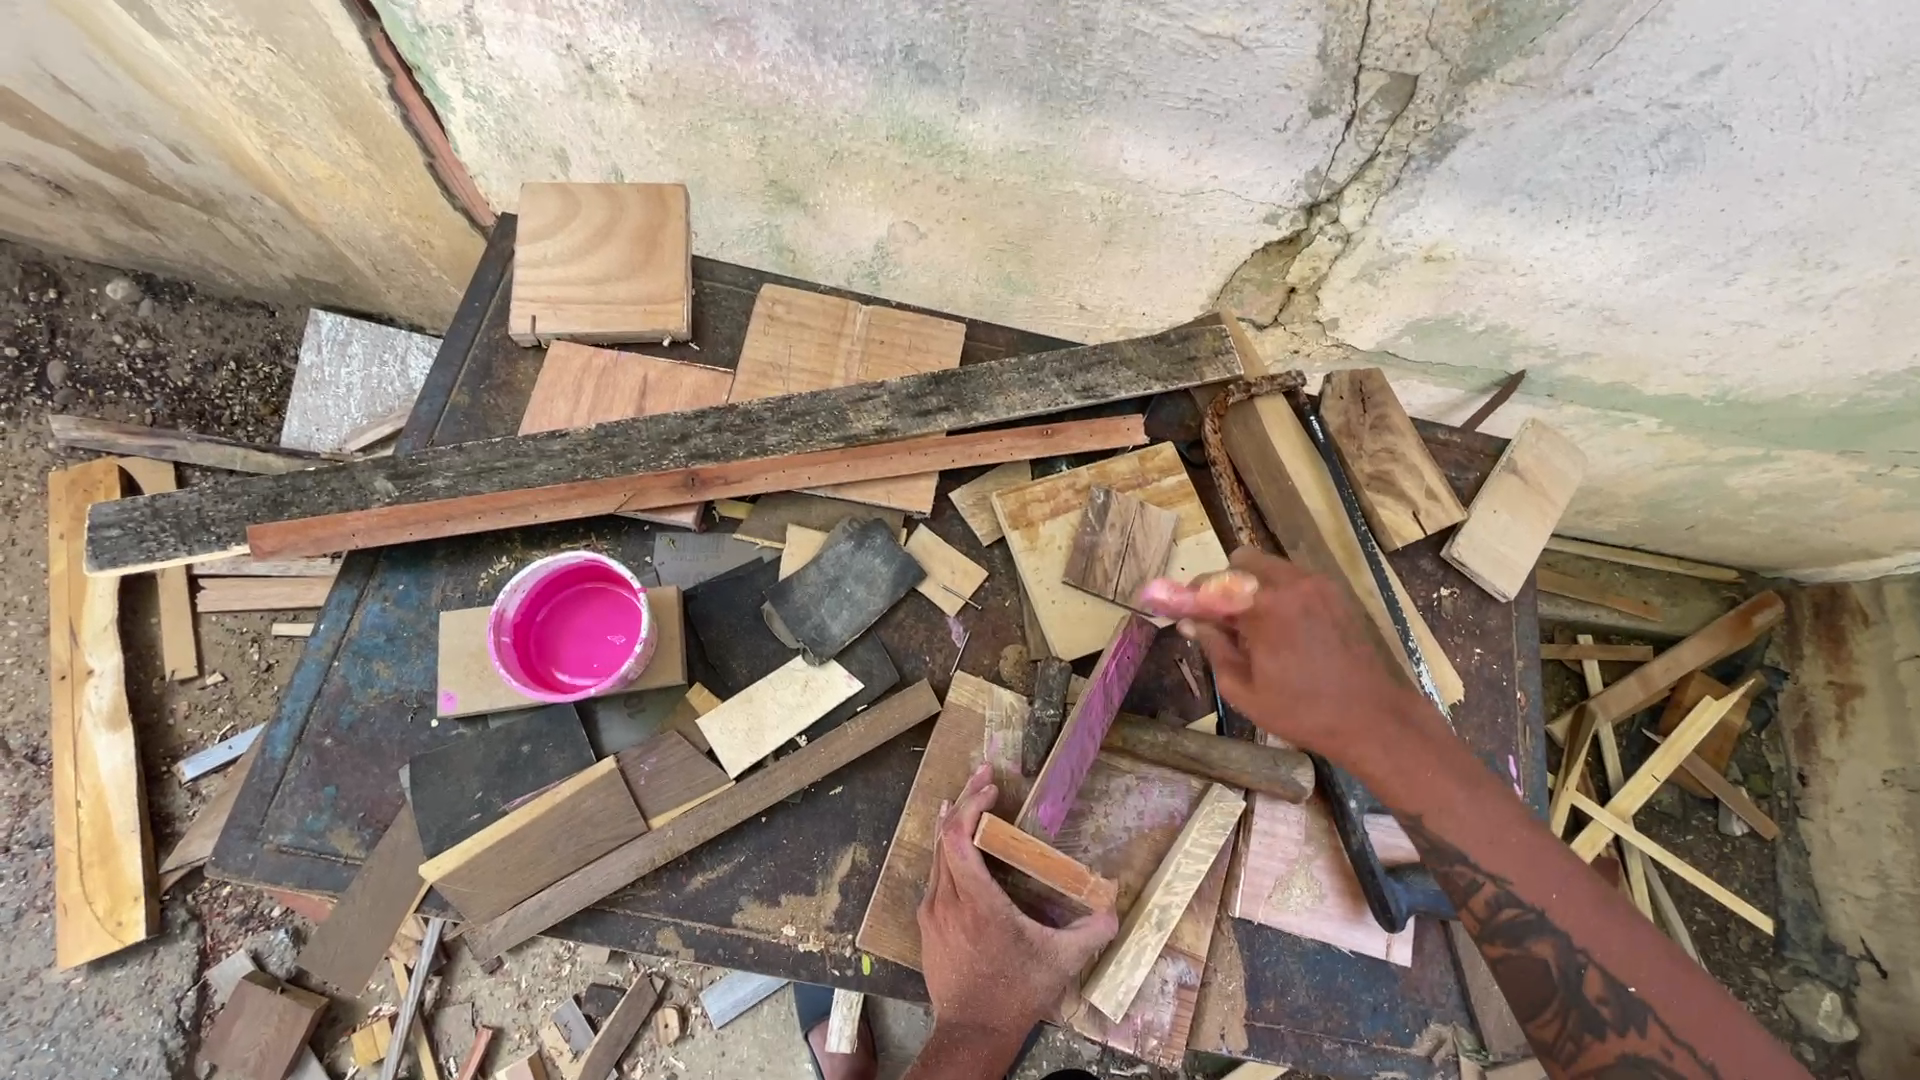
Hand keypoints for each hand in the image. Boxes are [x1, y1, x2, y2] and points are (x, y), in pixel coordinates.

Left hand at [916, 764, 1117, 1036]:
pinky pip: (933, 872)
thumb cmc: (1015, 993)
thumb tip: (1116, 915)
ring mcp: (932, 910)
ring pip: (936, 852)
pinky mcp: (927, 922)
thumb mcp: (1058, 964)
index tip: (991, 786)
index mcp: (977, 902)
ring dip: (953, 821)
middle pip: (945, 835)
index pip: (958, 838)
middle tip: (984, 774)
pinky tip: (954, 841)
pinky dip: (945, 847)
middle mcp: (947, 900)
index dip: (971, 805)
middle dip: (965, 800)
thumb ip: (1088, 935)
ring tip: (967, 796)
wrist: (971, 1032)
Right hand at [1138, 546, 1430, 758]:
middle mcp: (1291, 584)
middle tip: (1220, 622)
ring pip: (1268, 567)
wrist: (1374, 719)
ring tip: (1252, 631)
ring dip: (1250, 588)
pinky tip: (1281, 631)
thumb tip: (1193, 622)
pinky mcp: (1336, 594)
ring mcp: (1318, 585)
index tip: (1172, 605)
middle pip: (1240, 562)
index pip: (1211, 586)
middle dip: (1223, 586)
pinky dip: (1277, 594)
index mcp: (1265, 607)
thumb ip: (1214, 648)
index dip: (1187, 596)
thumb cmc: (1303, 712)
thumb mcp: (1243, 690)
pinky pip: (1293, 579)